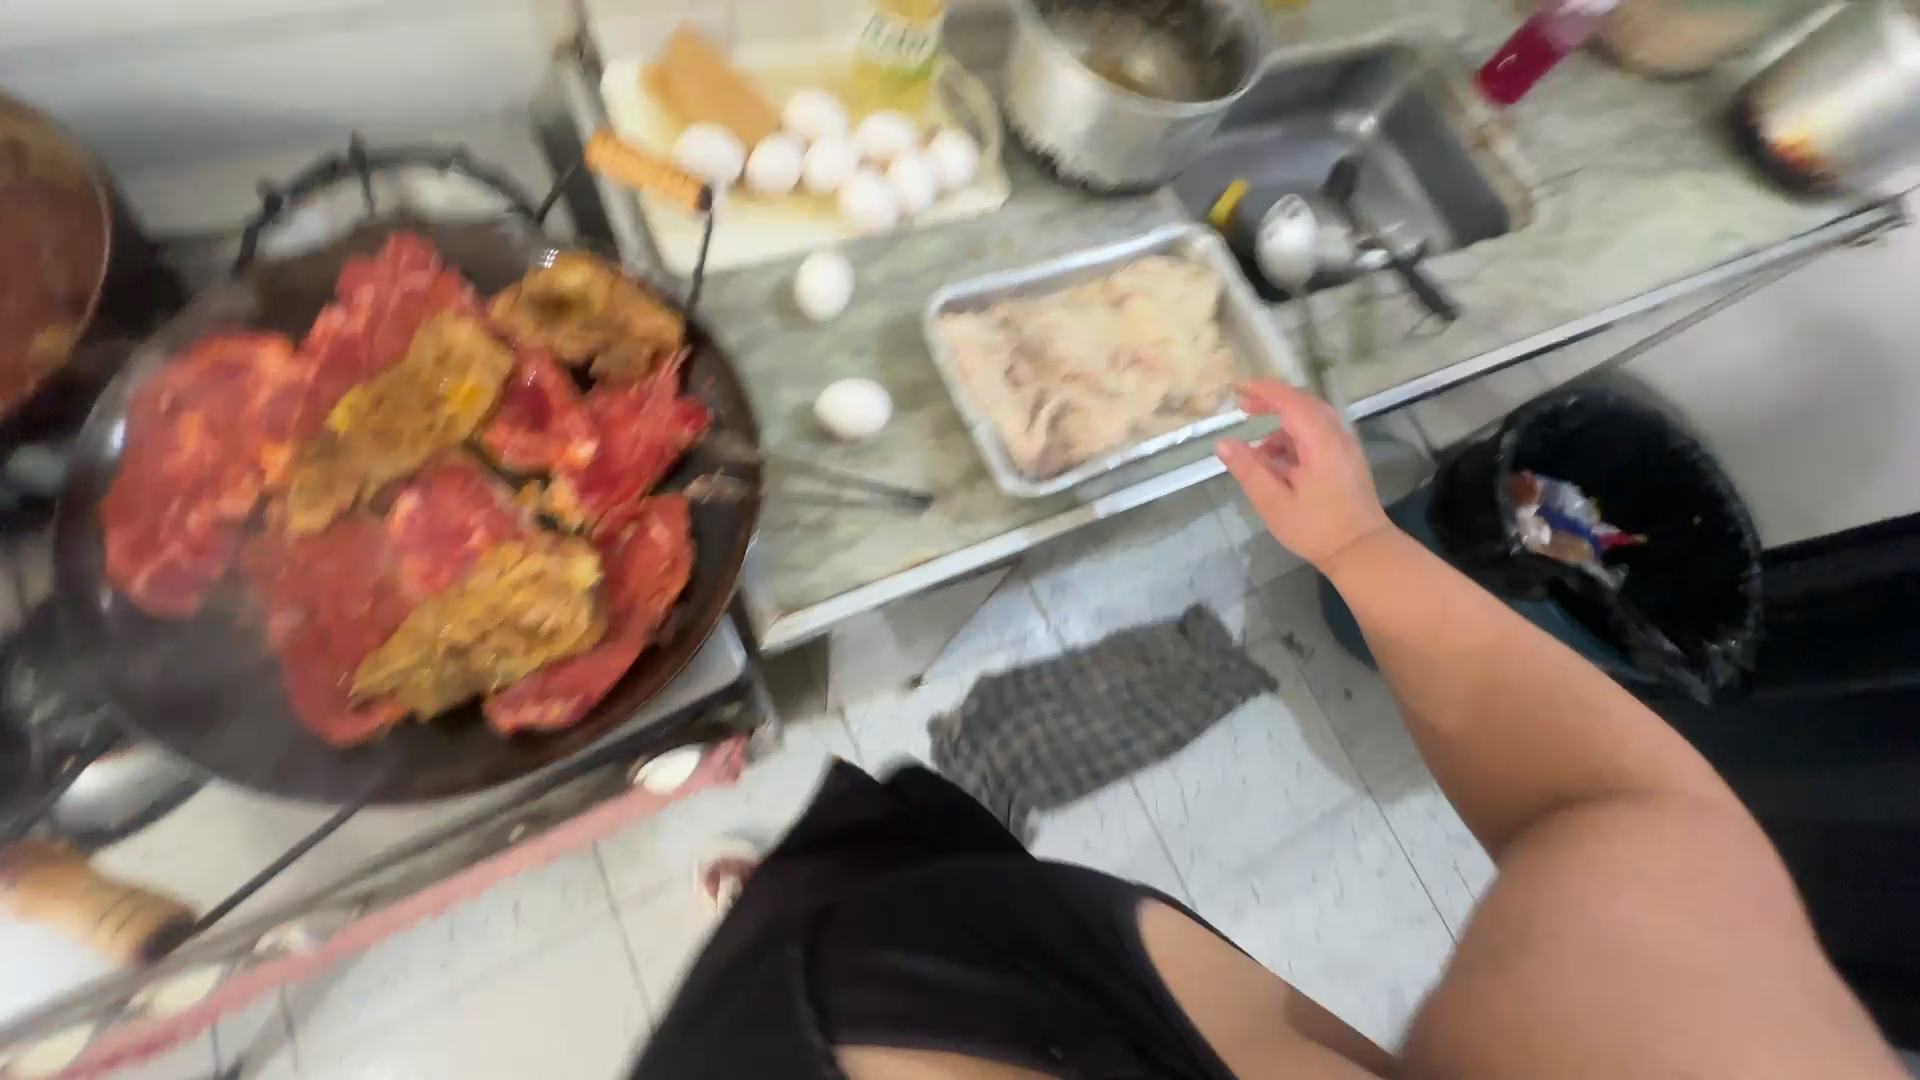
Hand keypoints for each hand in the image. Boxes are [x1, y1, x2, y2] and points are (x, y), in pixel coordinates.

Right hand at [1216, 379, 1392, 570]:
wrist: (1361, 550)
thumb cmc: (1315, 528)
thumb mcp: (1272, 501)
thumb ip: (1248, 469)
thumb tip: (1223, 443)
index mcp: (1319, 441)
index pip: (1290, 401)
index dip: (1263, 390)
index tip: (1237, 388)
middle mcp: (1336, 436)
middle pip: (1304, 403)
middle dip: (1272, 400)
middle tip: (1243, 407)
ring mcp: (1345, 447)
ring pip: (1312, 418)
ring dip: (1282, 422)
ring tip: (1257, 448)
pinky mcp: (1346, 459)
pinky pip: (1318, 434)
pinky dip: (1294, 437)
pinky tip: (1277, 461)